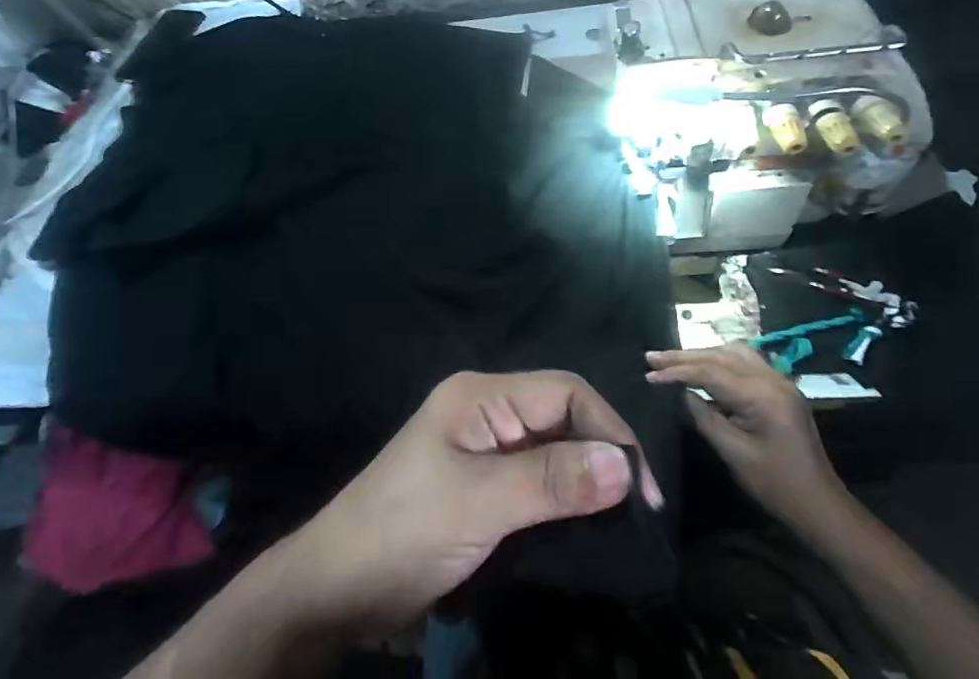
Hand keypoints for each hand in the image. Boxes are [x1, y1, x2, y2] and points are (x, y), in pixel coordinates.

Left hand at [267, 370, 662, 632]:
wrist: (337, 586)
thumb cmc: (403, 530)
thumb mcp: (479, 503)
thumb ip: (551, 481)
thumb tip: (626, 465)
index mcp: (479, 397)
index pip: (564, 392)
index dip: (609, 431)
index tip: (642, 492)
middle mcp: (484, 413)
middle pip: (561, 418)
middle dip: (602, 457)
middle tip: (638, 515)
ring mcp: (481, 450)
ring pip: (552, 452)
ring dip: (586, 482)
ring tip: (622, 526)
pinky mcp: (481, 486)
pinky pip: (537, 482)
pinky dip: (564, 501)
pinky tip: (585, 529)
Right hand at [646, 343, 842, 519]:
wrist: (820, 505)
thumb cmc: (775, 485)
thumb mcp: (732, 452)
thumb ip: (702, 417)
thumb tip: (677, 393)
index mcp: (762, 395)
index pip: (710, 372)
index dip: (677, 371)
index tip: (648, 375)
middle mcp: (773, 379)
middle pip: (721, 356)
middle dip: (685, 356)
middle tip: (652, 357)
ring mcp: (781, 382)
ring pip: (735, 353)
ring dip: (703, 355)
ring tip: (674, 361)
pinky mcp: (782, 390)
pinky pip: (746, 363)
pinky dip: (721, 362)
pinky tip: (703, 370)